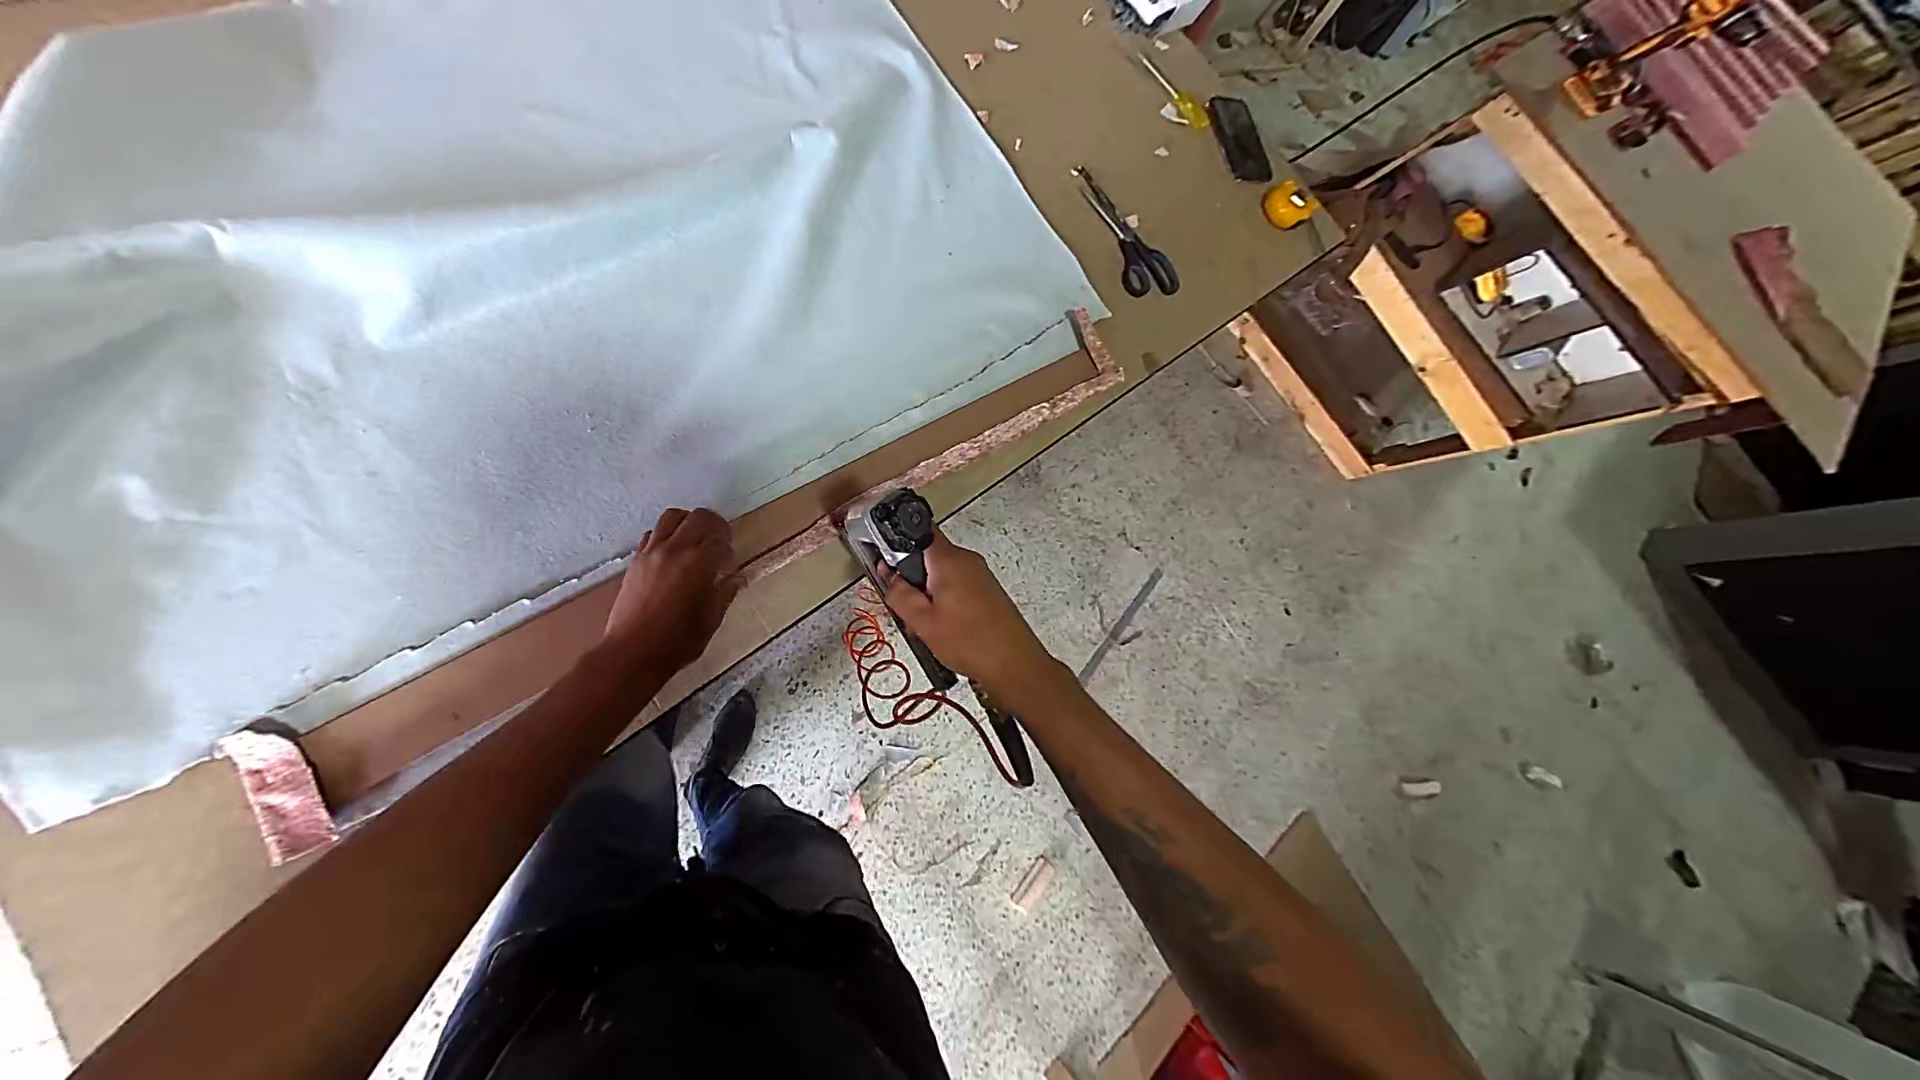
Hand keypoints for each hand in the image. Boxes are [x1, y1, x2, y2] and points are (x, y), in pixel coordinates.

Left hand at [604, 507, 742, 673]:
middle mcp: (675, 550)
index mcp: (699, 563)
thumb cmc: (678, 640)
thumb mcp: (712, 618)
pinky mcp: (636, 560)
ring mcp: (652, 552)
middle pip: (700, 517)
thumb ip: (726, 592)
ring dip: (689, 523)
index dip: (729, 552)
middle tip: (720, 544)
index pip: (721, 540)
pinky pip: (653, 533)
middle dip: (716, 527)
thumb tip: (736, 579)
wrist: (633, 652)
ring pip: (673, 517)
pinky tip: (672, 554)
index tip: (729, 567)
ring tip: (695, 540)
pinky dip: (667, 535)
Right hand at [880, 532, 1062, 696]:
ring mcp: (980, 576)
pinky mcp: (987, 592)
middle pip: (928, 558)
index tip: (887, 563)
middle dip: (912, 580)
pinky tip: (945, 629)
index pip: (919, 530)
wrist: (1014, 664)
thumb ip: (899, 593)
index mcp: (949, 560)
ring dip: (928, 596)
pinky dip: (945, 604)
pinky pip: (957, 588)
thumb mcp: (921, 621)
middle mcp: (967, 561)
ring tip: (927, 626)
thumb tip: (888, 576)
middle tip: (907, 608)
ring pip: (941, 576)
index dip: (897, 543)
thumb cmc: (973, 642)